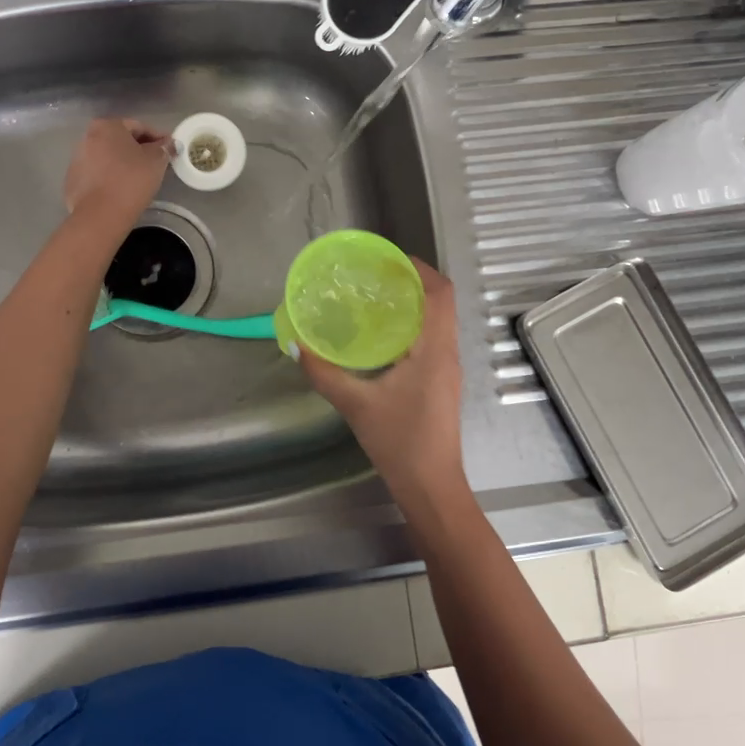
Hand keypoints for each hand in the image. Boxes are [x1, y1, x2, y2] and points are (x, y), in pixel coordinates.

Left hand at [63, 119, 172, 229]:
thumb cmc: (131, 180)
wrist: (100, 215)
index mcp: (107, 126)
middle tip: (156, 162)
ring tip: (139, 177)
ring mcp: (77, 159)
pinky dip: (109, 177)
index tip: (170, 148)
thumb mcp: (156, 161)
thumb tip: (168, 144)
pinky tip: (120, 189)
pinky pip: (97, 174)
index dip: (158, 138)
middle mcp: (87, 137)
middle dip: (139, 149)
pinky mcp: (72, 180)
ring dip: (123, 163)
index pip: (139, 127)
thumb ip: (163, 148)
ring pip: (107, 157)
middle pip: (120, 140)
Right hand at [297, 258, 463, 496]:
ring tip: (374, 300)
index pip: (440, 293)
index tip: (389, 258)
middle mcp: (447, 354)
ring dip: (412, 306)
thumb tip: (297, 347)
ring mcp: (447, 371)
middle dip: (411, 283)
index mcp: (435, 350)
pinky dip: (410, 329)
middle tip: (373, 276)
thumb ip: (325, 374)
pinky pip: (430, 342)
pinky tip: (380, 340)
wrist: (431, 487)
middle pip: (440, 303)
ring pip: (436, 323)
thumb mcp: (356, 405)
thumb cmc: (400, 442)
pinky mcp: (441, 385)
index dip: (420, 268)